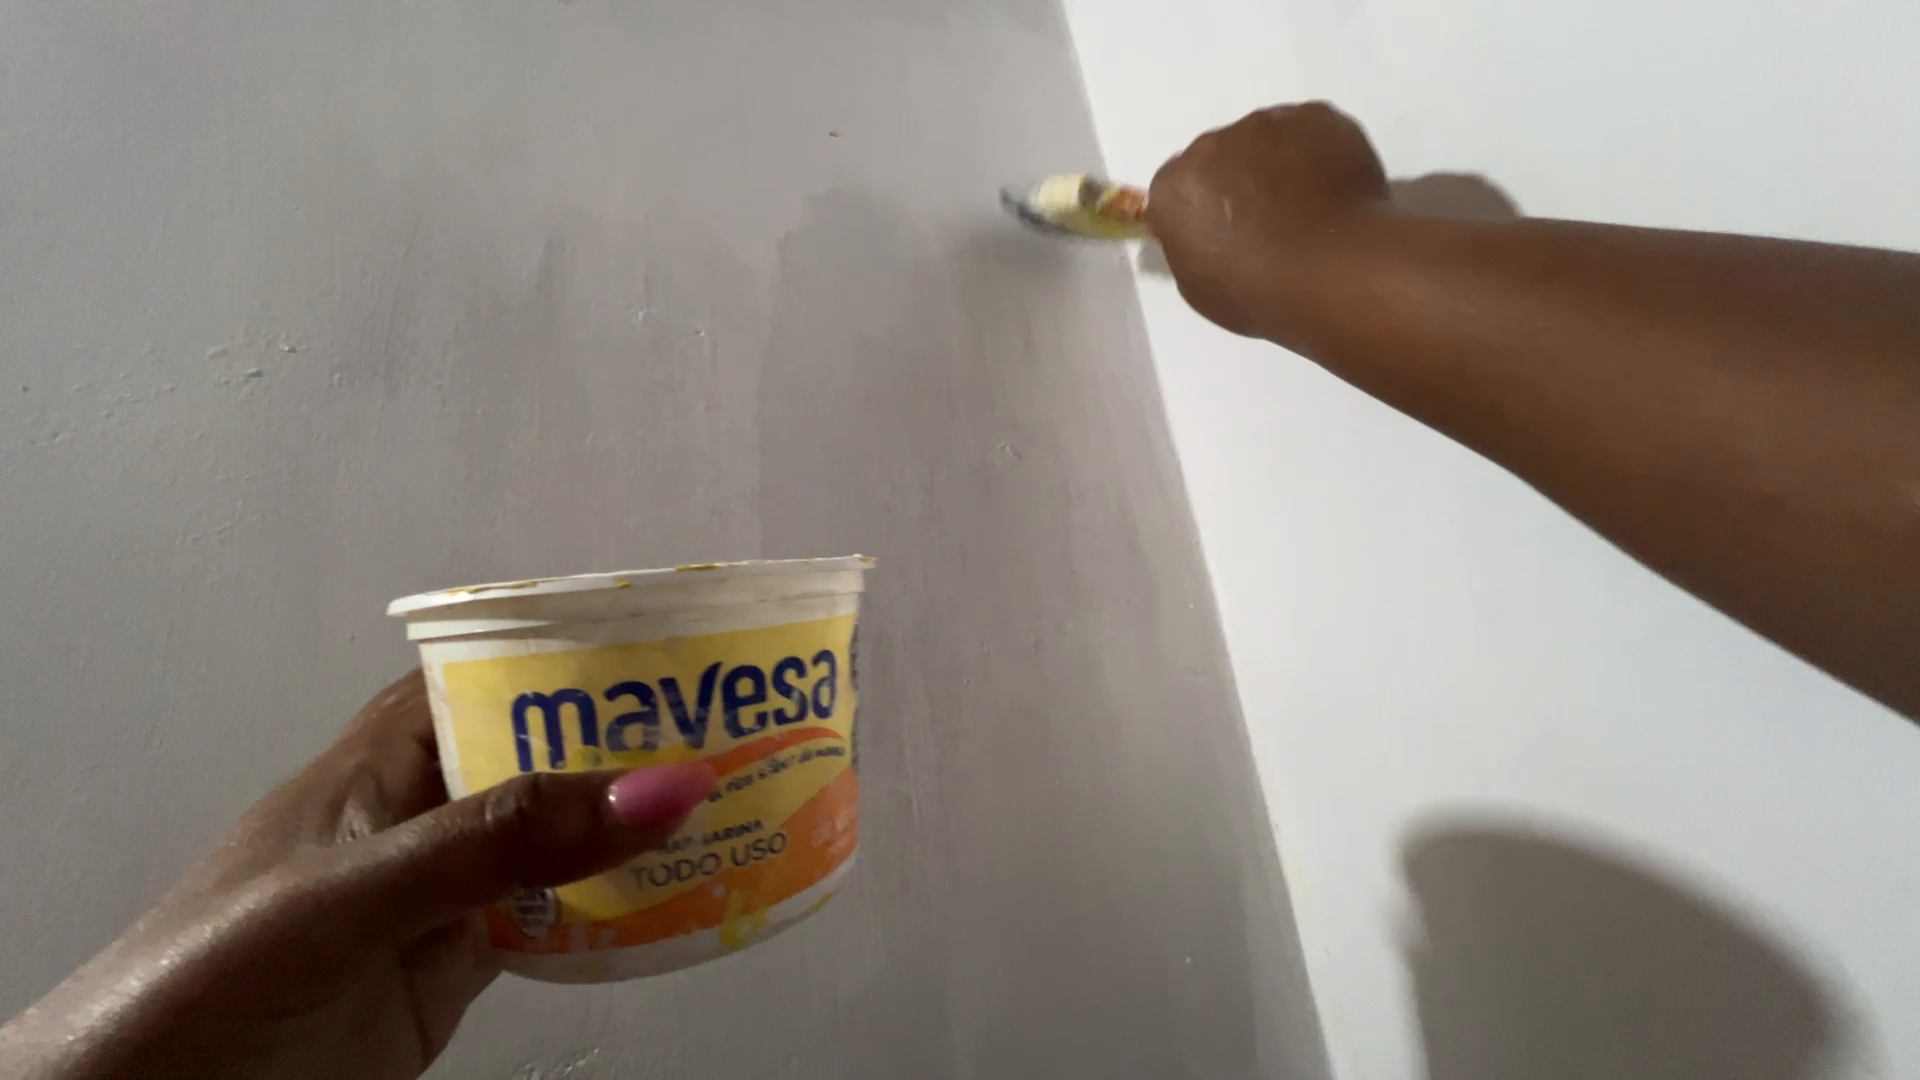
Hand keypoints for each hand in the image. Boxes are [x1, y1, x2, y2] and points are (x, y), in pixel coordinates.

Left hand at [0, 671, 714, 1079]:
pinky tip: (688, 878)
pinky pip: (572, 903)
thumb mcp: (351, 897)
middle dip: (635, 732)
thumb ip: (503, 840)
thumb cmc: (205, 991)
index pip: (498, 670)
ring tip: (735, 787)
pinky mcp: (475, 951)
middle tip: (732, 719)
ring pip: (570, 825)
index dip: (580, 648)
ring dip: (640, 812)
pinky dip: (629, 889)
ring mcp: (457, 882)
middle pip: (552, 746)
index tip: (671, 645)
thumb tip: (675, 785)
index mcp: (389, 754)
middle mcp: (432, 805)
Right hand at [1148, 102, 1390, 341]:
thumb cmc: (1254, 291)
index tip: (1212, 234)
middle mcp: (1212, 145)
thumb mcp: (1196, 284)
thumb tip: (1198, 228)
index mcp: (1174, 188)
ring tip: (1297, 207)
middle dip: (1229, 182)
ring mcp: (1266, 124)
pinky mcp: (1317, 115)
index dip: (1194, 212)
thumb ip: (1188, 243)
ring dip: (1270, 166)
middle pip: (1215, 158)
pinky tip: (1325, 191)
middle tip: (1257, 222)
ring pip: (1261, 141)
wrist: (1332, 269)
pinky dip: (1311, 155)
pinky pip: (1305, 133)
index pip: (1173, 190)